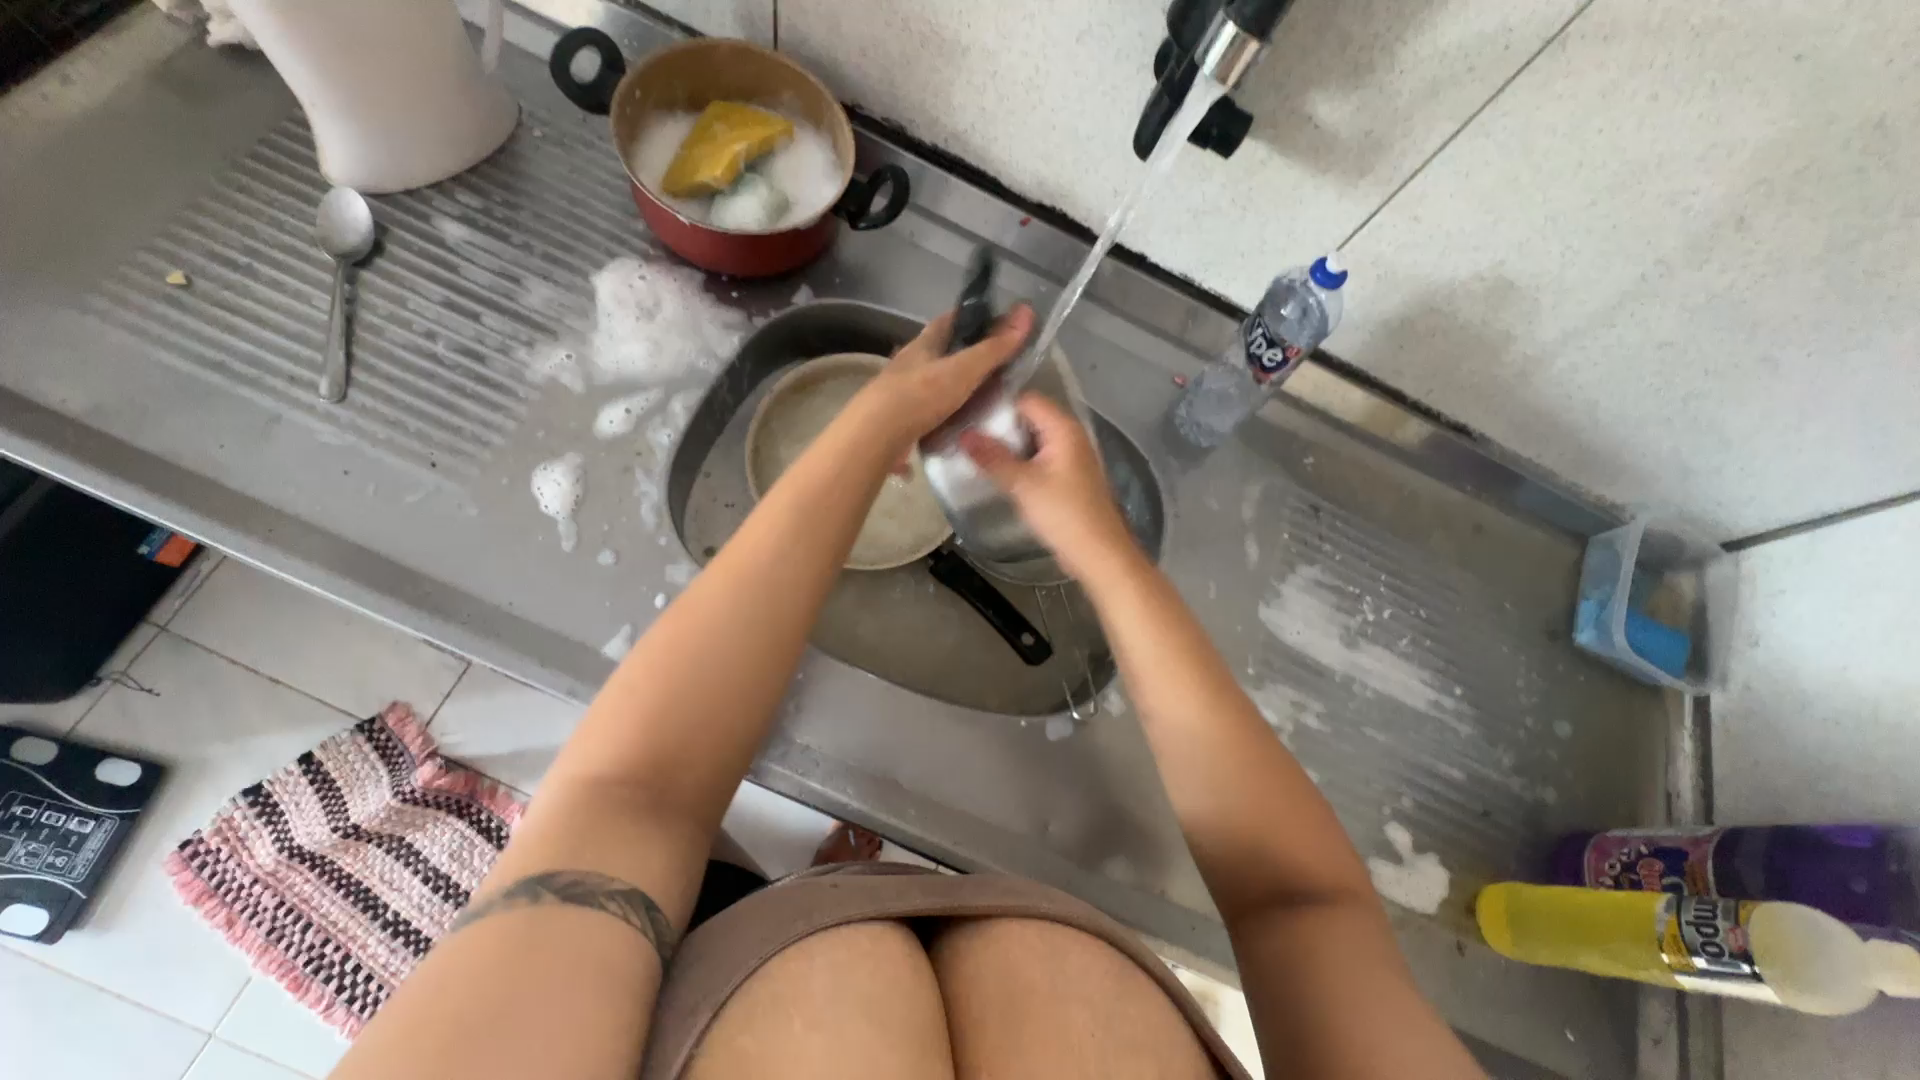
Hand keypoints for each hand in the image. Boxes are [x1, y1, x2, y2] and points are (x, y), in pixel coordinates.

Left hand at [853, 304, 1034, 445]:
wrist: (875, 436)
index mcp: (922, 346)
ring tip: (971, 403)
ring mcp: (897, 395)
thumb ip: (994, 348)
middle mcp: (907, 366)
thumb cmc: (920, 395)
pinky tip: (943, 437)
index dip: (969, 317)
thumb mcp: (964, 370)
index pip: (946, 321)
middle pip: (935, 355)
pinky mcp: (893, 424)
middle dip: (958, 358)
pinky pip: (918, 420)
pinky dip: (932, 424)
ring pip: (925, 387)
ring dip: (944, 391)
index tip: (990, 320)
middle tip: (986, 368)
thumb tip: (1027, 313)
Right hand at [960, 394, 1140, 583]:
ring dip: (1010, 447)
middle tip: (968, 436)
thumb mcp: (1023, 485)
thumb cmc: (1064, 514)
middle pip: (1030, 418)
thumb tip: (963, 435)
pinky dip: (1022, 463)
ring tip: (977, 454)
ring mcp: (1072, 458)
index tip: (969, 415)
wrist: (1099, 554)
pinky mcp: (1069, 478)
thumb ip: (992, 458)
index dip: (998, 404)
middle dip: (1001, 427)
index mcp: (1064, 429)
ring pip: (1034, 441)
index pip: (1027, 399)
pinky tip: (1001, 474)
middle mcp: (1071, 436)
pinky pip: (1041, 459)